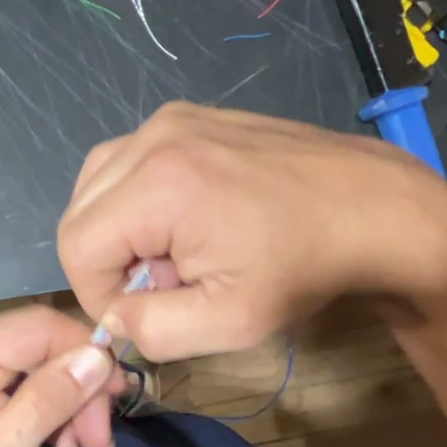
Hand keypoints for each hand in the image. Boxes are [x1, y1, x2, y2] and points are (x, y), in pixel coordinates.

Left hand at [0, 305, 126, 446]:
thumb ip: (47, 403)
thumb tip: (97, 358)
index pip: (44, 327)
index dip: (88, 358)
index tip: (112, 403)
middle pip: (48, 340)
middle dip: (81, 390)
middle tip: (97, 441)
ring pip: (47, 352)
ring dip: (71, 399)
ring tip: (76, 445)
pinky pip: (33, 360)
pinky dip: (52, 395)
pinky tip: (57, 433)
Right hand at [55, 102, 446, 360]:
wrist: (370, 210)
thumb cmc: (301, 272)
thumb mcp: (226, 324)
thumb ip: (151, 329)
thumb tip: (112, 315)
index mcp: (159, 186)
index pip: (75, 247)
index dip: (95, 295)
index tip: (141, 314)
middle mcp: (155, 138)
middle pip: (79, 214)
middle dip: (105, 264)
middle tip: (160, 286)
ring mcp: (172, 119)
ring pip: (96, 187)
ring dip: (117, 234)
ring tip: (170, 257)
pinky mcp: (189, 118)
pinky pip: (128, 166)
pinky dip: (136, 205)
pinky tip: (182, 226)